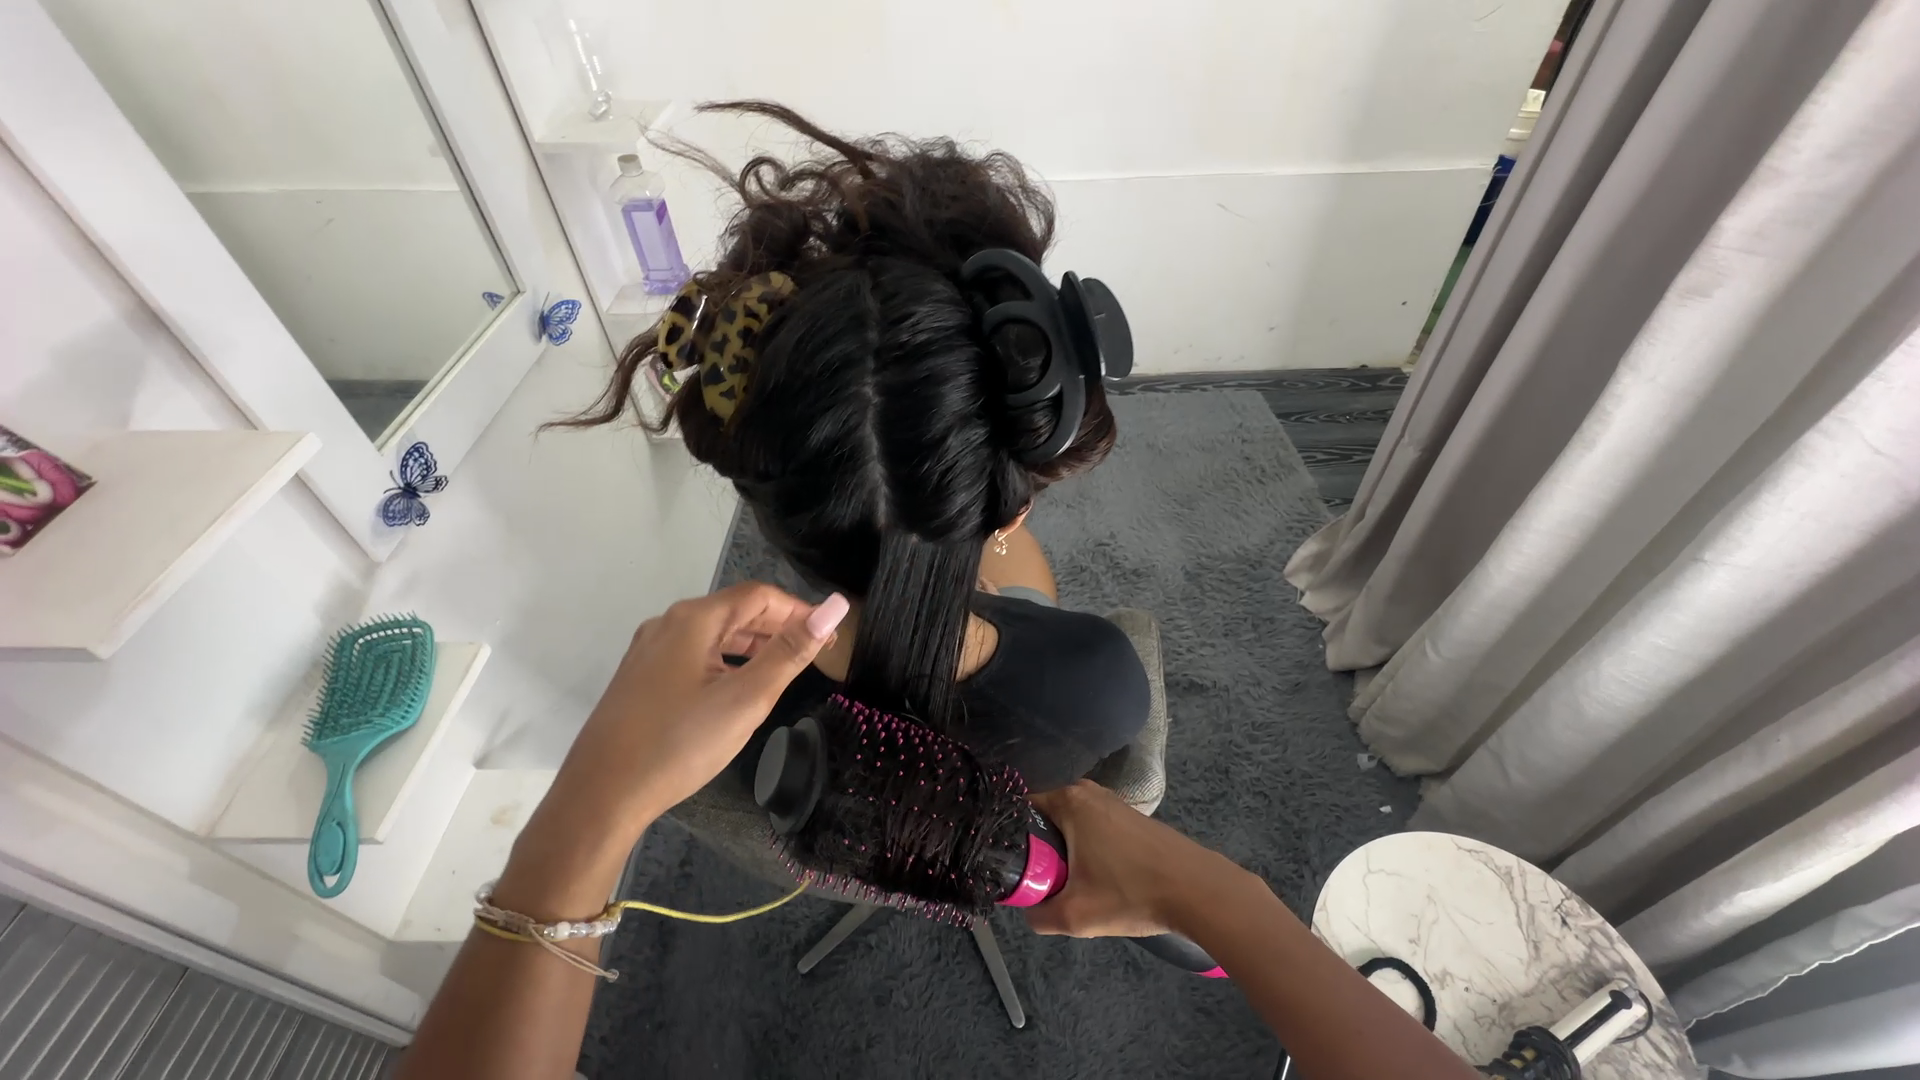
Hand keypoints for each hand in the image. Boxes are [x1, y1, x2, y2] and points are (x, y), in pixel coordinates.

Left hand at [555, 582, 848, 830]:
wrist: (601, 795)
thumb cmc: (680, 744)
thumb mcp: (746, 698)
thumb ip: (790, 652)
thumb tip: (834, 607)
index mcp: (694, 620)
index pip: (759, 596)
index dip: (799, 610)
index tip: (829, 636)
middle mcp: (668, 624)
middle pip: (735, 610)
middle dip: (778, 626)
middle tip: (814, 653)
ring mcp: (650, 650)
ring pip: (714, 634)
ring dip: (753, 644)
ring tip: (784, 667)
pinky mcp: (641, 677)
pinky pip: (694, 654)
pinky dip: (726, 660)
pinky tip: (738, 686)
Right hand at [1022, 781, 1245, 938]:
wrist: (1197, 890)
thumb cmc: (1132, 893)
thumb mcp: (1075, 916)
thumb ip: (1039, 915)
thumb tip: (1030, 910)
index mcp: (1068, 800)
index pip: (1021, 811)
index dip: (1013, 841)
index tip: (1015, 870)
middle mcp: (1087, 791)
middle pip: (1046, 820)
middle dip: (1042, 851)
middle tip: (1045, 884)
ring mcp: (1111, 800)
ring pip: (1072, 827)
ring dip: (1068, 854)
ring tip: (1073, 886)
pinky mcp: (1130, 815)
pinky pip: (1093, 829)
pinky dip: (1090, 851)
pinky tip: (1102, 879)